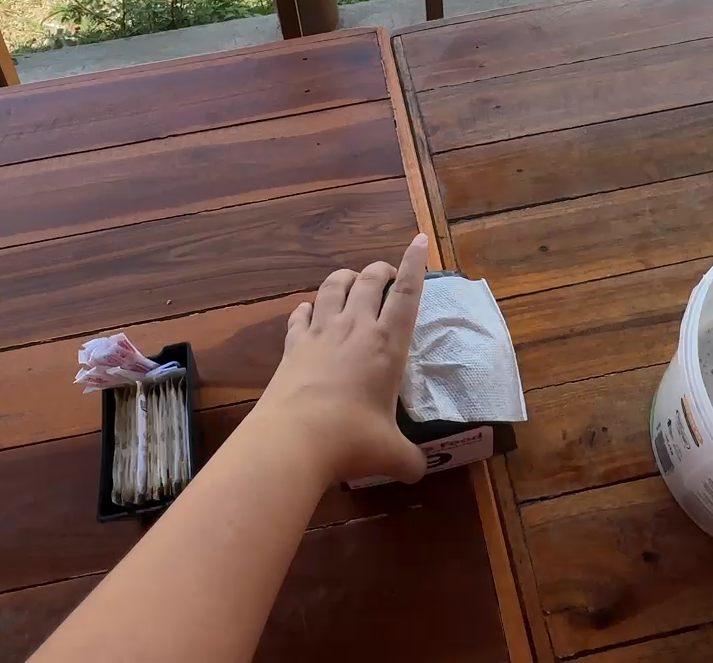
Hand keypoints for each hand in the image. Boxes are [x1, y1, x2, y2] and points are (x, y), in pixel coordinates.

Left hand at [253, 233, 431, 484]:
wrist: (293, 440)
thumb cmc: (350, 440)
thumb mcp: (390, 454)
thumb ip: (409, 460)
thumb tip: (418, 472)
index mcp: (387, 344)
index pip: (407, 293)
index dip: (415, 263)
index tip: (420, 240)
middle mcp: (355, 327)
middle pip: (369, 279)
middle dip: (381, 269)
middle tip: (387, 275)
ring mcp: (320, 331)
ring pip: (333, 285)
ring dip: (345, 277)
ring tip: (352, 282)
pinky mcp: (293, 343)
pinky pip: (300, 312)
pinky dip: (308, 307)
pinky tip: (310, 313)